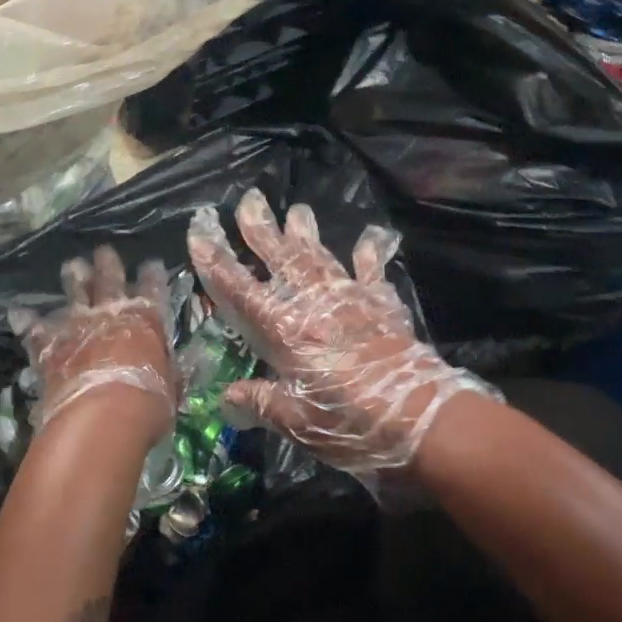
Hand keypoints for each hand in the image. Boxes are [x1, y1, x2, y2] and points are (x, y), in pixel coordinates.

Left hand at [9, 245, 177, 432]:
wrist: (101, 417)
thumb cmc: (147, 403)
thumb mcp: (172, 388)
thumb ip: (176, 369)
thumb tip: (194, 358)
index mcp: (146, 321)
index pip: (153, 289)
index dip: (153, 275)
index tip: (151, 264)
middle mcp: (111, 314)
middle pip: (109, 280)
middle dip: (108, 264)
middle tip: (104, 250)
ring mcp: (78, 326)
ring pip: (75, 294)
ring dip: (73, 279)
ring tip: (72, 266)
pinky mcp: (51, 346)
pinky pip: (35, 330)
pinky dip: (27, 321)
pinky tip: (18, 312)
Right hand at [187, 190, 494, 476]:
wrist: (421, 419)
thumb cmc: (350, 423)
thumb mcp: (296, 422)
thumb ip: (260, 404)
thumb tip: (226, 400)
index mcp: (281, 331)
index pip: (236, 286)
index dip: (214, 257)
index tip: (200, 228)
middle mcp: (311, 304)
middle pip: (279, 256)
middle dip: (260, 226)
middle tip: (250, 198)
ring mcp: (349, 299)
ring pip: (320, 256)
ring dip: (306, 232)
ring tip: (298, 210)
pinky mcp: (382, 305)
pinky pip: (372, 271)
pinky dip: (369, 254)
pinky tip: (369, 238)